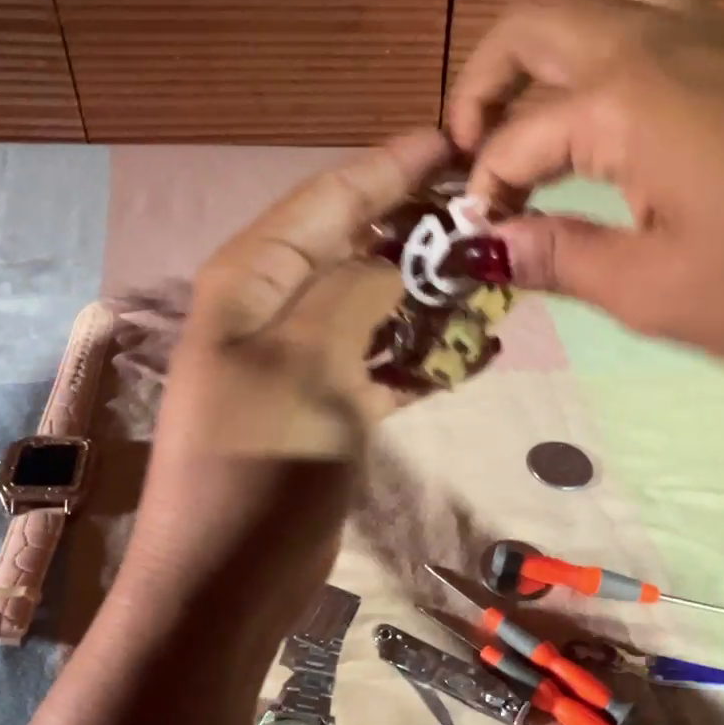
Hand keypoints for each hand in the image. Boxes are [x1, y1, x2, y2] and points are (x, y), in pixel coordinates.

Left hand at [107, 131, 451, 613]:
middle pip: (358, 249)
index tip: (460, 142)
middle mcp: (274, 310)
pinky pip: (383, 367)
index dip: (394, 166)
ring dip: (432, 299)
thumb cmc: (258, 465)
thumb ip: (356, 291)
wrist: (226, 583)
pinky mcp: (326, 413)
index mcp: (253, 278)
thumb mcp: (306, 361)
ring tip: (497, 286)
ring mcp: (301, 365)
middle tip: (496, 221)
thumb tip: (400, 259)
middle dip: (422, 234)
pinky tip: (474, 355)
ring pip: (377, 310)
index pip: (331, 197)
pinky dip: (424, 359)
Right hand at [451, 0, 723, 373]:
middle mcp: (669, 43)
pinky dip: (614, 55)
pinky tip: (622, 122)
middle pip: (545, 17)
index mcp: (630, 98)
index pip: (518, 134)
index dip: (484, 189)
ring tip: (538, 117)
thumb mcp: (659, 293)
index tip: (478, 241)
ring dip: (553, 48)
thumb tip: (495, 245)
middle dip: (487, 78)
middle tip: (471, 146)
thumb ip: (565, 259)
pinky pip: (666, 22)